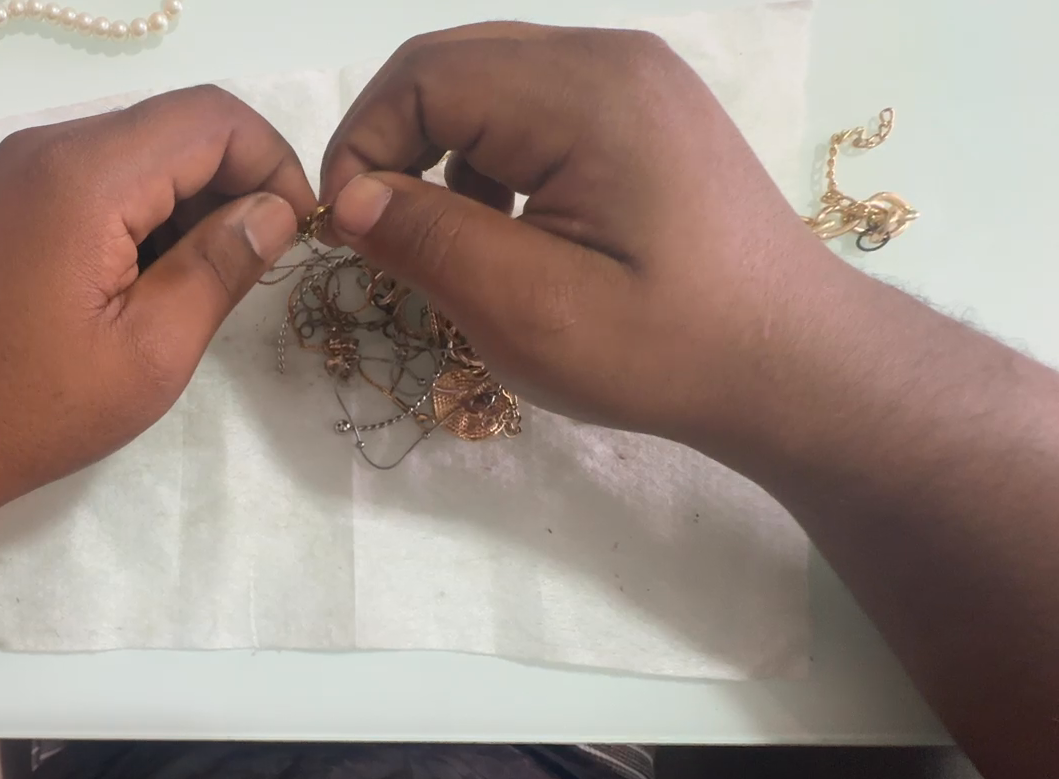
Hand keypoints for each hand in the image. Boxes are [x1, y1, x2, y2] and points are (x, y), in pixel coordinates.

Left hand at [0, 85, 314, 535]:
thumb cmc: (38, 412)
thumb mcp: (151, 352)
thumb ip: (220, 267)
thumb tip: (274, 211)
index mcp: (83, 176)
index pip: (210, 118)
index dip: (271, 162)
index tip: (296, 231)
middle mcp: (44, 150)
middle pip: (171, 129)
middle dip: (231, 185)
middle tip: (253, 266)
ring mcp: (17, 177)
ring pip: (135, 158)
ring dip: (184, 207)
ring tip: (199, 286)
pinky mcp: (7, 209)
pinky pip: (95, 187)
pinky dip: (139, 220)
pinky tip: (146, 283)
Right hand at [319, 23, 868, 440]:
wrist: (784, 364)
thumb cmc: (656, 348)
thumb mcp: (523, 307)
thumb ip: (427, 240)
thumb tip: (347, 198)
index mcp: (584, 96)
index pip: (424, 76)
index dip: (361, 146)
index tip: (345, 231)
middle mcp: (607, 63)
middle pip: (448, 66)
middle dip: (384, 146)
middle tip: (368, 232)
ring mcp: (625, 87)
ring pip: (479, 88)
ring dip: (428, 159)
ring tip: (433, 238)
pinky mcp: (629, 122)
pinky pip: (519, 116)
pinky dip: (475, 167)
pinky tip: (493, 228)